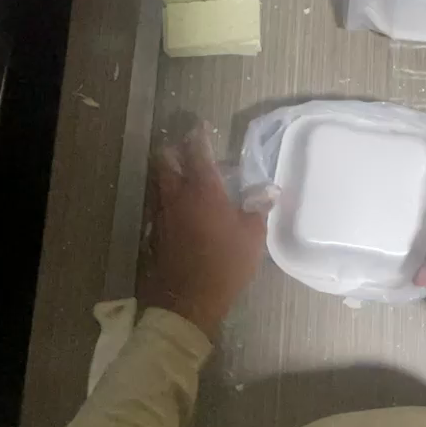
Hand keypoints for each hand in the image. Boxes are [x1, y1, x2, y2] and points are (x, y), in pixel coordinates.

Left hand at [140, 123, 266, 337]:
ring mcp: (163, 214)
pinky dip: (170, 200)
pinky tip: (183, 212)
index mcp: (203, 189)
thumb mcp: (252, 235)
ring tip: (188, 180)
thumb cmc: (226, 263)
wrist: (189, 299)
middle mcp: (177, 195)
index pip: (197, 151)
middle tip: (190, 151)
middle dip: (176, 150)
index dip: (199, 136)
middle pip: (166, 161)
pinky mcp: (156, 233)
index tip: (202, 127)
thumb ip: (258, 208)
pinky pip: (160, 206)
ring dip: (171, 175)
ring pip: (160, 182)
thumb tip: (269, 190)